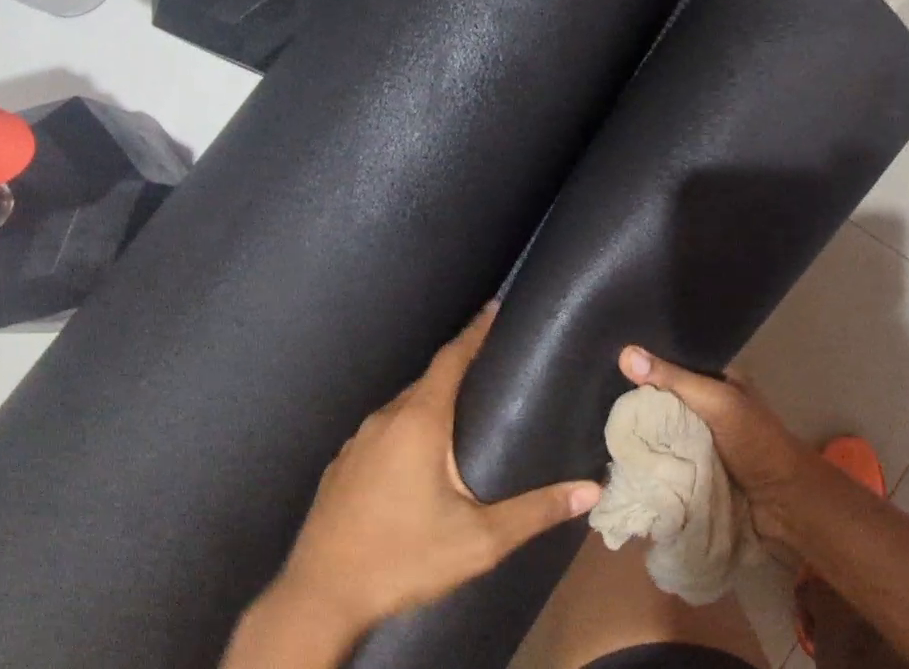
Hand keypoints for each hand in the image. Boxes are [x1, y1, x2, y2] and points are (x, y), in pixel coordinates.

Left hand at [226, 306, 601, 666]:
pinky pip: (382, 431)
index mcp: (419, 422)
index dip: (475, 331)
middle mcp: (384, 421)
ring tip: (464, 408)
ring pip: (402, 407)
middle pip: (428, 380)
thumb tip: (592, 490)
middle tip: (494, 364)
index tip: (495, 308)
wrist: (316, 601)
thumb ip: (536, 511)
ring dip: (432, 399)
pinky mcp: (339, 469)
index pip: (451, 358)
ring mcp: (355, 444)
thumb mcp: (479, 540)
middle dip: (460, 366)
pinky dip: (406, 427)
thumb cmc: (403, 559)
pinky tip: (418, 455)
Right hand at [619, 345, 822, 543]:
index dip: (645, 370)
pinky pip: (667, 465)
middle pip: (665, 404)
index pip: (675, 368)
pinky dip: (650, 468)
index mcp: (720, 383)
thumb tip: (625, 353)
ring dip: (640, 442)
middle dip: (637, 410)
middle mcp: (710, 410)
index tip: (606, 369)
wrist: (784, 504)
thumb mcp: (716, 402)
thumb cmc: (756, 442)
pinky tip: (619, 466)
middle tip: (597, 410)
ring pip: (663, 437)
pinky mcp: (698, 475)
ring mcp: (704, 445)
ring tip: (600, 437)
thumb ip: (674, 380)